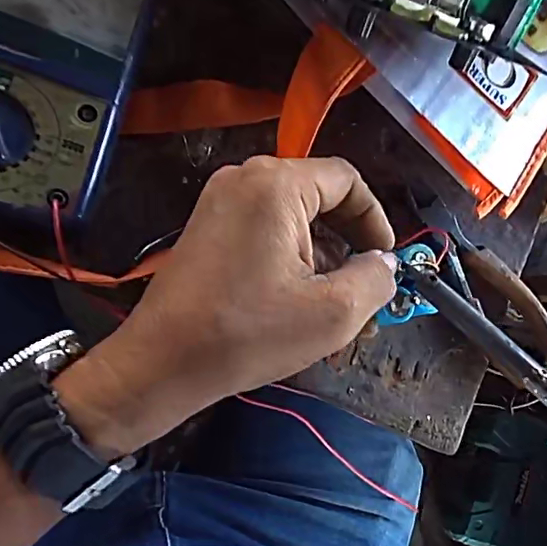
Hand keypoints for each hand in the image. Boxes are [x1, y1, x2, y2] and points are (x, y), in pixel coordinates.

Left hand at [57, 156, 396, 449]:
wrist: (162, 364)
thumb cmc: (247, 334)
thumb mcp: (334, 313)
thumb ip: (376, 279)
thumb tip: (385, 265)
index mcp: (275, 185)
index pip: (349, 181)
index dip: (377, 221)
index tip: (384, 262)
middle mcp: (245, 181)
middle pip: (322, 201)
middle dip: (351, 248)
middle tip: (365, 294)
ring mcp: (221, 204)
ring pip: (296, 223)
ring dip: (325, 263)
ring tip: (337, 313)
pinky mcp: (210, 231)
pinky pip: (268, 235)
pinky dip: (294, 264)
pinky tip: (302, 307)